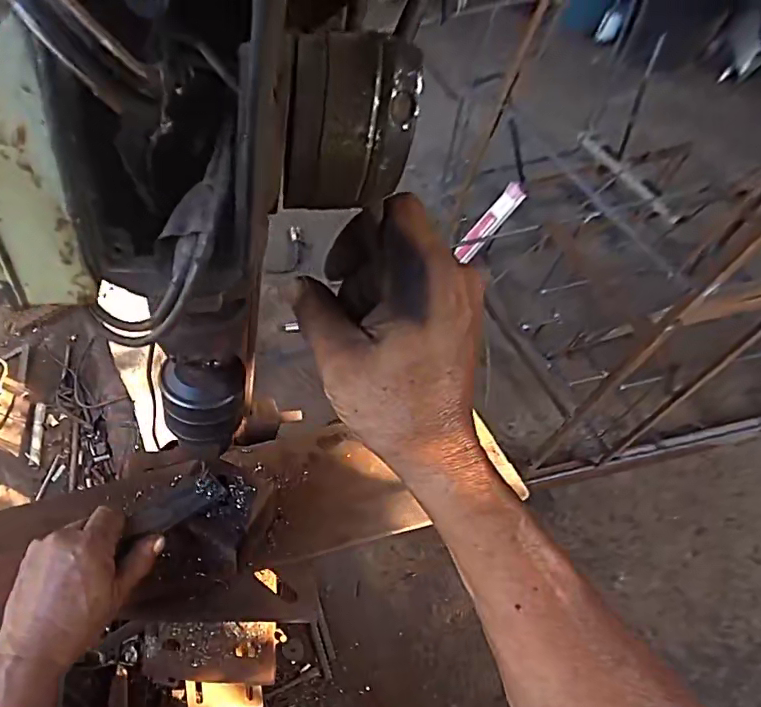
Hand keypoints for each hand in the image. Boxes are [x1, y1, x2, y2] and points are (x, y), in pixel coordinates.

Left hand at [0, 506, 161, 669]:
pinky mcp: (28, 555)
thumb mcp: (117, 596)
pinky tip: (61, 586)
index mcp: (90, 544)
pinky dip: (59, 559)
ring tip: (79, 583)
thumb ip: (138, 563)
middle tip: (102, 571)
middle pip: (89, 523)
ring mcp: (42, 544)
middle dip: (98, 541)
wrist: (33, 647)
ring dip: (78, 549)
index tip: (121, 547)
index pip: (110, 514)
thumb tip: (155, 541)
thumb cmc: (75, 627)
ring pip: (69, 535)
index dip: (120, 529)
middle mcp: (63, 537)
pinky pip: (51, 547)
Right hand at [292, 193, 486, 475]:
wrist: (433, 445)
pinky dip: (393, 302)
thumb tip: (297, 283)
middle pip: (397, 238)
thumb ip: (315, 310)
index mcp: (427, 276)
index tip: (338, 273)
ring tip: (359, 336)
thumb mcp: (338, 359)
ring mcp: (463, 292)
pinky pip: (420, 286)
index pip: (395, 209)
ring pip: (406, 264)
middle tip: (341, 316)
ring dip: (373, 290)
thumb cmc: (388, 407)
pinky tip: (378, 341)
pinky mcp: (461, 312)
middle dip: (361, 269)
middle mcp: (455, 272)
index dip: (357, 231)